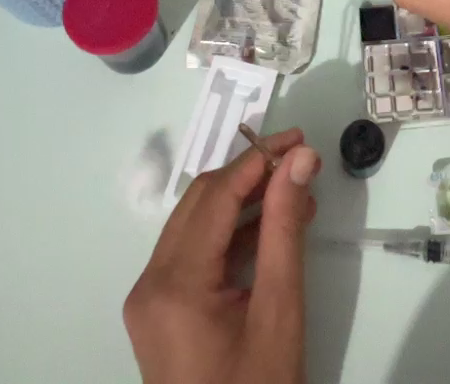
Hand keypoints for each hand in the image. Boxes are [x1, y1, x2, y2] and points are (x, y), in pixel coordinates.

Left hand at [124, 128, 320, 383]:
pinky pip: (194, 252)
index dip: (259, 159)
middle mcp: (150, 282)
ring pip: (196, 223)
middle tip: (300, 161)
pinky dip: (230, 234)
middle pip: (200, 202)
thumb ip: (285, 228)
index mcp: (174, 283)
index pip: (217, 195)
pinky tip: (270, 229)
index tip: (300, 139)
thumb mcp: (279, 308)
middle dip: (250, 174)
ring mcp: (150, 298)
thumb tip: (300, 160)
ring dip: (243, 202)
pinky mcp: (159, 310)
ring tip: (295, 194)